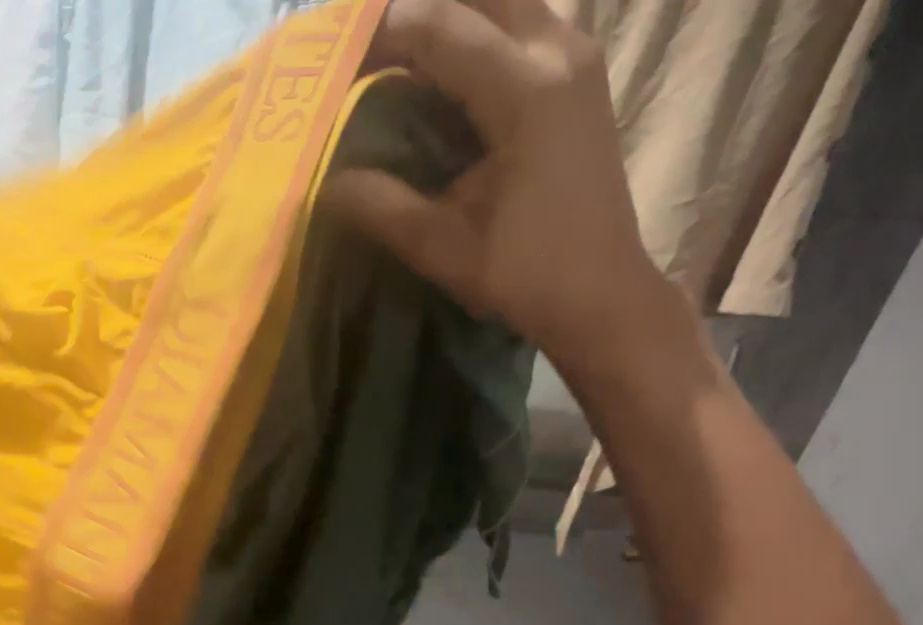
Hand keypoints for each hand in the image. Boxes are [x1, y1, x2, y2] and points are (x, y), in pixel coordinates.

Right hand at [330, 0, 669, 361]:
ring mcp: (576, 57)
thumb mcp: (438, 245)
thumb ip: (376, 202)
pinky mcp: (578, 76)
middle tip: (362, 50)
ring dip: (445, 20)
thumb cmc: (525, 275)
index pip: (436, 24)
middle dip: (412, 12)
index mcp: (526, 89)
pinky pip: (517, 25)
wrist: (603, 297)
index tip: (327, 58)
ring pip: (500, 2)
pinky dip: (472, 35)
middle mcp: (559, 51)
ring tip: (392, 59)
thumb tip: (320, 176)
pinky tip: (437, 76)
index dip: (374, 32)